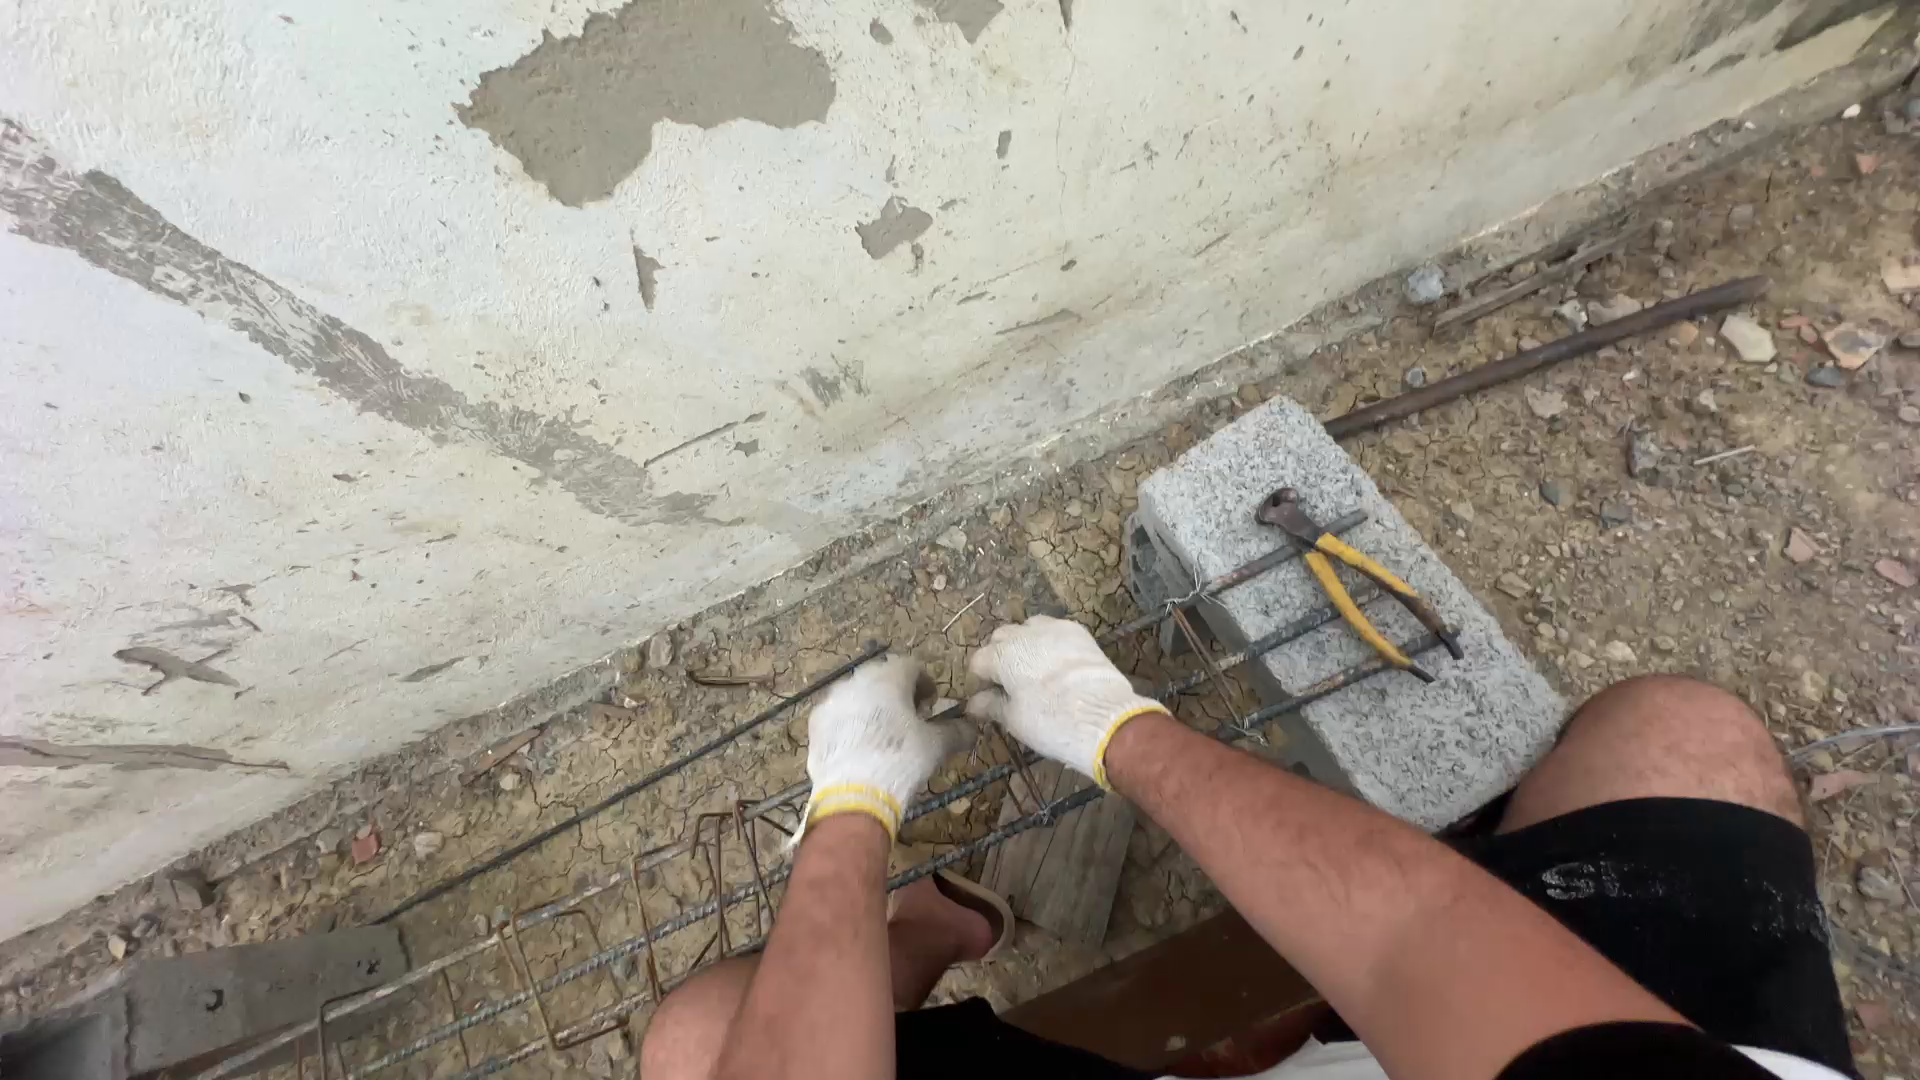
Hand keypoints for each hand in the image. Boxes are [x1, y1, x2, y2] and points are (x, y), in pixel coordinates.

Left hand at [802, 654, 972, 839]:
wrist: (854, 794)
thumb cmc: (901, 759)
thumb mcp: (937, 745)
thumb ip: (957, 730)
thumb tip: (972, 726)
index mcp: (889, 676)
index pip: (911, 666)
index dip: (925, 684)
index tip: (931, 705)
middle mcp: (857, 679)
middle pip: (882, 677)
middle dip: (897, 693)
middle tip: (909, 718)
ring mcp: (832, 700)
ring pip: (857, 695)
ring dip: (872, 707)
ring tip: (883, 735)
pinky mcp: (816, 723)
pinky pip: (839, 716)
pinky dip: (850, 724)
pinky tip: (859, 748)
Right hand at [965, 615, 1169, 788]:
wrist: (1103, 719)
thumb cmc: (1050, 722)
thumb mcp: (1014, 719)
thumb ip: (991, 705)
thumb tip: (974, 703)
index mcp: (1001, 655)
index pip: (978, 662)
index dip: (981, 680)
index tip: (989, 697)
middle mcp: (1023, 634)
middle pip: (1001, 638)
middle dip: (1000, 657)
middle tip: (1011, 684)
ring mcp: (1053, 628)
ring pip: (1028, 628)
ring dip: (1025, 644)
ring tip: (1035, 669)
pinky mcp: (1078, 632)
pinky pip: (1055, 630)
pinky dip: (1050, 642)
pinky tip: (1058, 663)